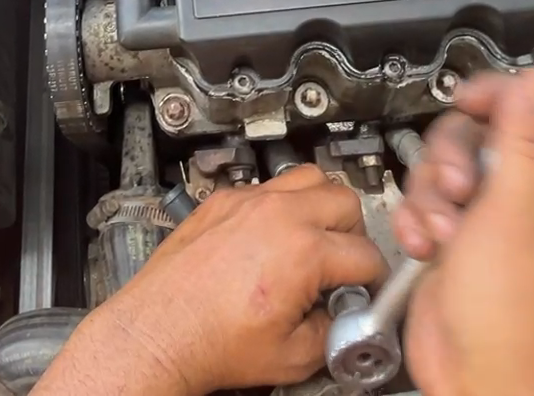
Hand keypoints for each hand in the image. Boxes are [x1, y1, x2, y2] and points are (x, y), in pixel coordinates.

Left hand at [38, 165, 387, 395]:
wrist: (160, 330)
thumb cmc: (212, 342)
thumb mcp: (293, 358)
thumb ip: (333, 331)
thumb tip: (344, 317)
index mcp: (303, 250)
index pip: (366, 253)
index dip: (374, 278)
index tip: (367, 289)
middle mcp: (278, 213)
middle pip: (345, 199)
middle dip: (352, 232)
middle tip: (343, 260)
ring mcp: (248, 200)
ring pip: (307, 176)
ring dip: (320, 204)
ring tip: (314, 237)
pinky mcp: (224, 199)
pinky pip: (267, 185)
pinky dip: (280, 203)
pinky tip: (273, 234)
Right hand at [393, 70, 533, 395]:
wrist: (477, 384)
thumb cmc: (518, 320)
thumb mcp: (518, 215)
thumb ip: (523, 141)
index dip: (502, 97)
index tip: (470, 102)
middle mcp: (528, 196)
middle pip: (479, 131)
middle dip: (452, 156)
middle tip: (457, 188)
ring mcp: (488, 216)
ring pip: (445, 162)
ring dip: (429, 193)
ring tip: (441, 230)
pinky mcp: (454, 235)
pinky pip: (424, 197)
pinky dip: (417, 218)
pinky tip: (426, 247)